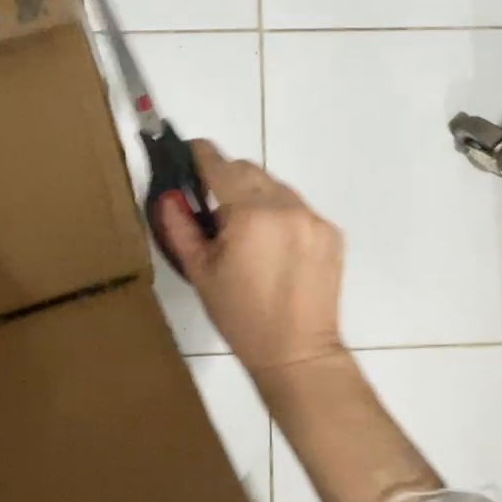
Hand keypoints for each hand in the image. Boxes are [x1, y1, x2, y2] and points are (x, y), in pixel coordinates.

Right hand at [156, 141, 344, 372]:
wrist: (297, 352)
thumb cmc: (240, 316)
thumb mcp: (200, 272)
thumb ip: (181, 227)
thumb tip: (170, 196)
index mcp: (251, 214)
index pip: (220, 166)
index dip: (201, 154)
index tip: (188, 149)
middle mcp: (286, 206)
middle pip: (249, 170)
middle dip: (227, 177)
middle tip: (211, 204)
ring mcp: (313, 218)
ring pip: (275, 188)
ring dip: (255, 196)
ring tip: (245, 232)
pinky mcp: (330, 232)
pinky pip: (297, 209)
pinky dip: (280, 215)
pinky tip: (272, 247)